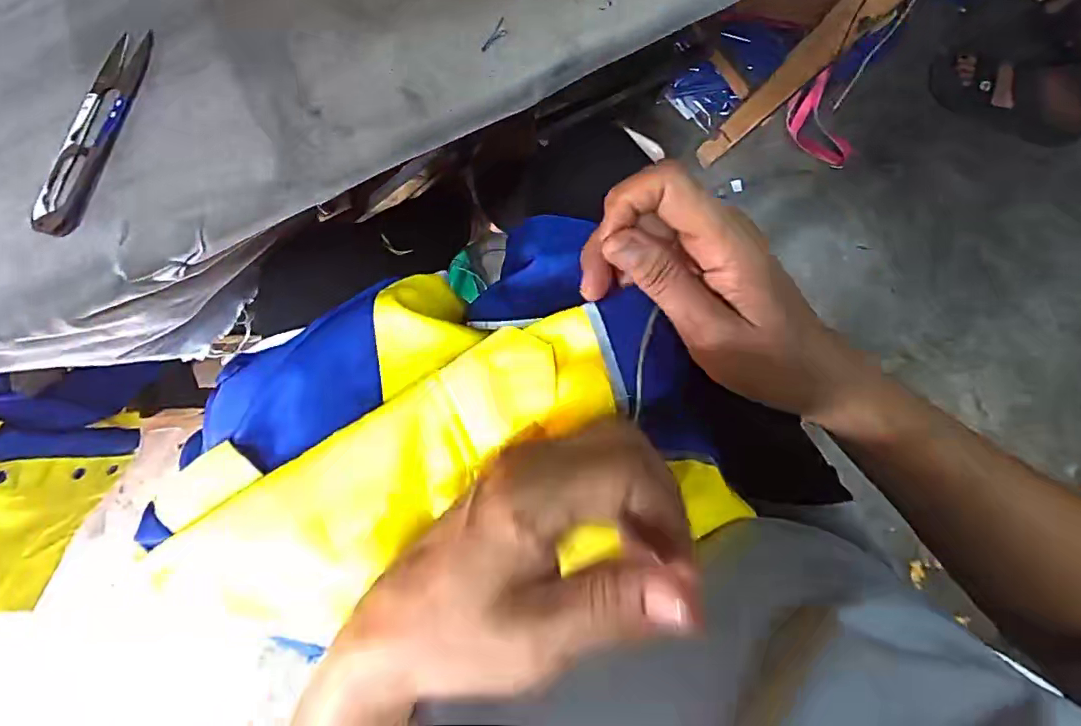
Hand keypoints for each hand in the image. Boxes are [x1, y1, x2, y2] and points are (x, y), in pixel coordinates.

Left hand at [292, 420, 700, 725]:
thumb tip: (690, 598)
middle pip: (625, 442)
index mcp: (532, 493)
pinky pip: (593, 451)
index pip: (626, 470)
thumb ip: (614, 606)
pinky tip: (624, 530)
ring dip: (646, 486)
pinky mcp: (524, 464)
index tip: (681, 577)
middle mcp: (532, 457)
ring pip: (612, 439)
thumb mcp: (537, 640)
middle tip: (672, 561)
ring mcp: (526, 455)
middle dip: (663, 496)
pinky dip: (623, 482)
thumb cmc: (459, 638)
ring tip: (654, 550)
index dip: (668, 516)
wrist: (390, 632)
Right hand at [579, 163, 881, 428]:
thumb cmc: (770, 363)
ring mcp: (716, 236)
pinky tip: (627, 291)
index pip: (666, 181)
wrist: (815, 372)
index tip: (604, 258)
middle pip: (651, 198)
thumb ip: (664, 281)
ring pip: (651, 218)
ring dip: (618, 249)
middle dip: (610, 234)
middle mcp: (719, 224)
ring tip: (603, 294)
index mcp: (724, 237)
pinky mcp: (711, 252)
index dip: (624, 204)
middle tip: (593, 289)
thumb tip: (614, 240)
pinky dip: (637, 260)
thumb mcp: (710, 333)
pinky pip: (664, 239)